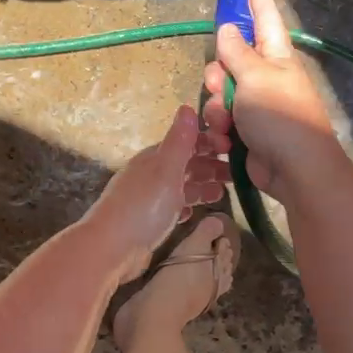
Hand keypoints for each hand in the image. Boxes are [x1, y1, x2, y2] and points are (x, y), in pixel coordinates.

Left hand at [84, 105, 230, 282]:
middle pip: (186, 163)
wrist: (113, 247)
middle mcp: (152, 173)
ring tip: (225, 192)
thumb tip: (187, 106)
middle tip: (240, 173)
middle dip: (211, 164)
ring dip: (202, 185)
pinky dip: (187, 205)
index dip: (209, 141)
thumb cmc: (143, 206)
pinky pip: (174, 206)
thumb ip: (179, 141)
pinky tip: (197, 212)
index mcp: (156, 157)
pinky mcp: (151, 220)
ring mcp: (150, 197)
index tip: (235, 148)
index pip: (186, 141)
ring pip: (182, 185)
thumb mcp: (165, 170)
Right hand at [200, 0, 336, 197]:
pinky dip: (220, 128)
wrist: (297, 172)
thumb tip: (228, 28)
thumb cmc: (281, 117)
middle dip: (218, 72)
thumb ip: (236, 51)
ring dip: (217, 105)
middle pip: (229, 57)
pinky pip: (221, 116)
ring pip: (220, 89)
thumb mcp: (255, 77)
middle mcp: (266, 74)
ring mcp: (256, 102)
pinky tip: (227, 140)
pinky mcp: (246, 128)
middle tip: (223, 85)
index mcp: (275, 56)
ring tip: (228, 123)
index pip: (264, 15)